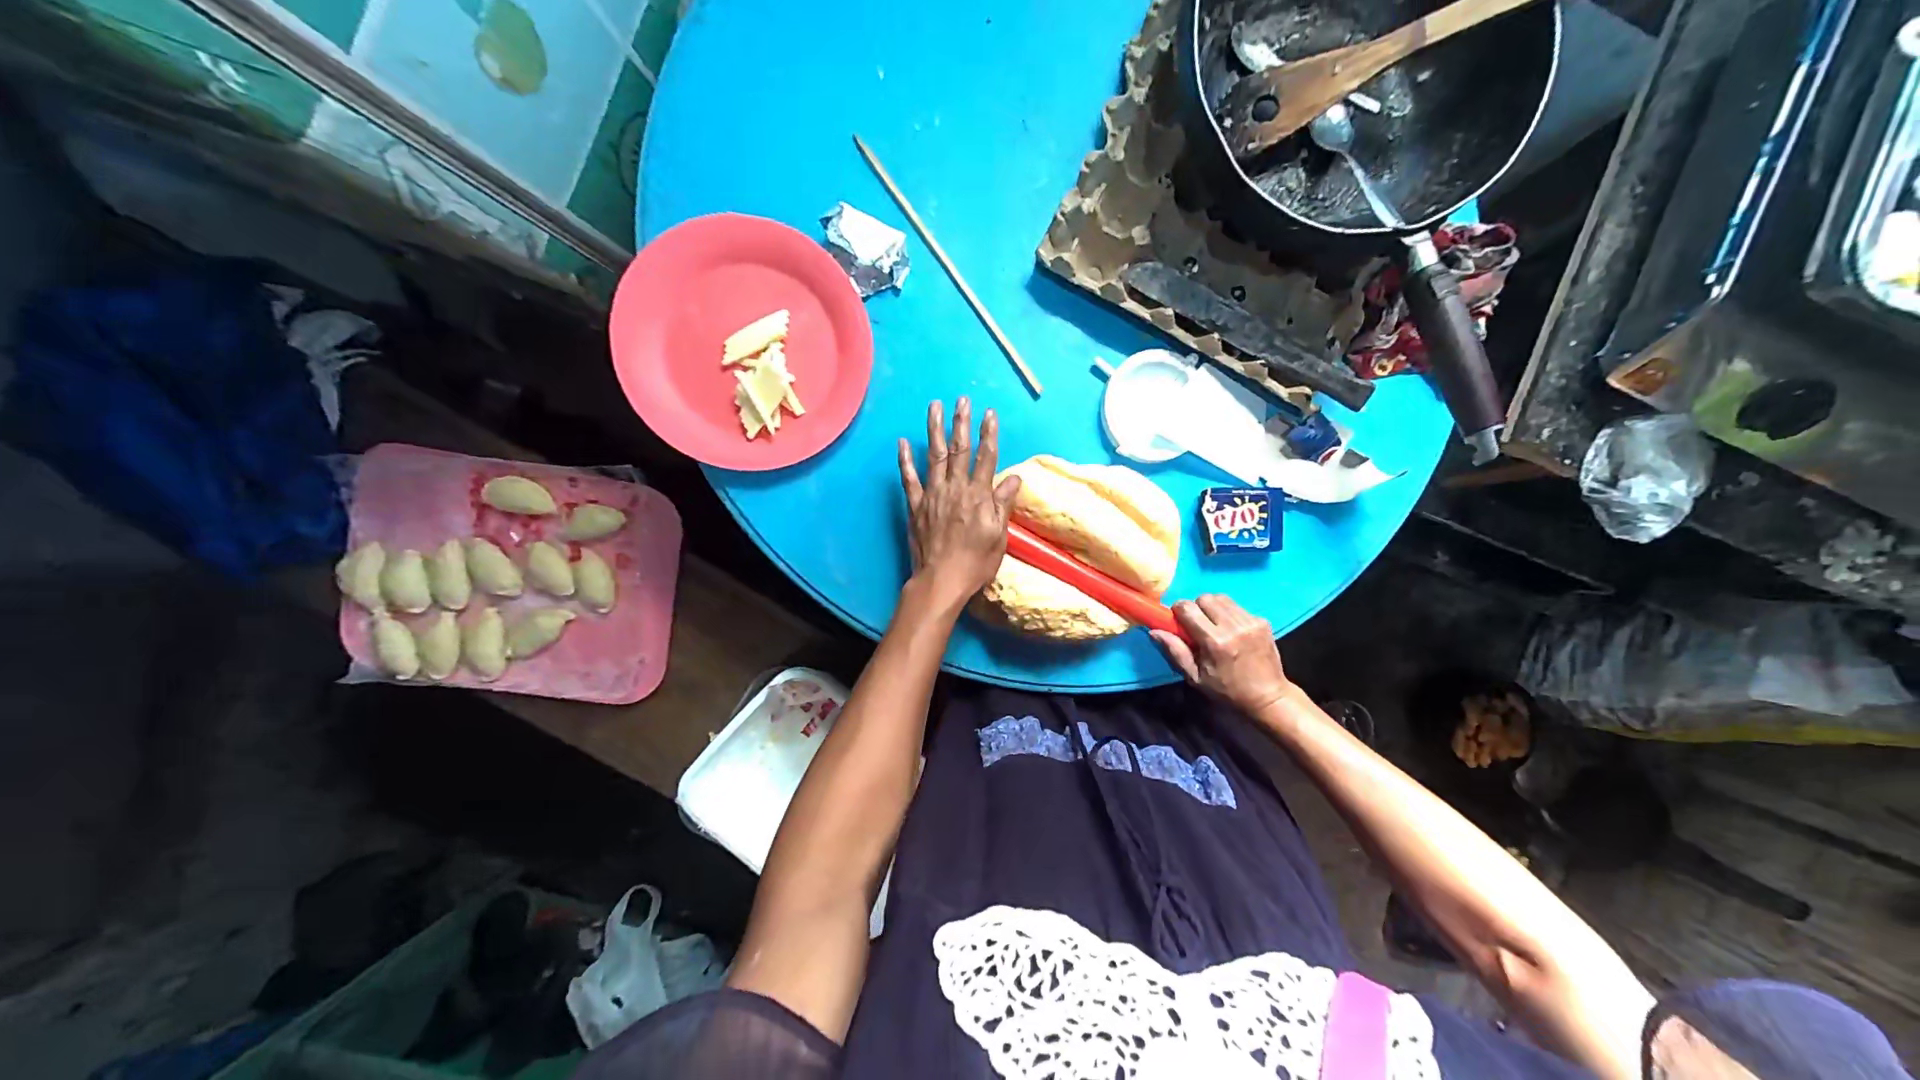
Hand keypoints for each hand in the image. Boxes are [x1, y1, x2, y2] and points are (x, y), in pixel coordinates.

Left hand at [898, 399, 1020, 610]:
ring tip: (934, 406)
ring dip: (934, 429)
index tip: (989, 413)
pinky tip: (901, 442)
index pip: (987, 457)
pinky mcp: (915, 506)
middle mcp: (955, 488)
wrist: (941, 580)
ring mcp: (932, 495)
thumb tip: (1014, 478)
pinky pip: (908, 479)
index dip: (989, 434)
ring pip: (933, 456)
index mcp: (978, 495)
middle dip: (961, 423)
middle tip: (961, 399)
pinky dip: (904, 460)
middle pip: (959, 450)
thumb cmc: (976, 562)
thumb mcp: (999, 536)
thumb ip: (1003, 504)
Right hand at [1151, 595, 1297, 716]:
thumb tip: (1154, 631)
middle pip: (1204, 598)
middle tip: (1198, 627)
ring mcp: (1250, 622)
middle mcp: (1233, 627)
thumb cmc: (1227, 690)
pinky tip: (1232, 631)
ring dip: (1213, 608)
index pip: (1187, 607)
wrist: (1268, 696)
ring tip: (1215, 627)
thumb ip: (1175, 652)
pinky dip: (1229, 614)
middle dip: (1196, 608)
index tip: (1180, 624)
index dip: (1179, 612)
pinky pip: (1237, 606)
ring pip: (1221, 598)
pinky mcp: (1262, 620)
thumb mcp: (1195, 677)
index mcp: (1214, 641)